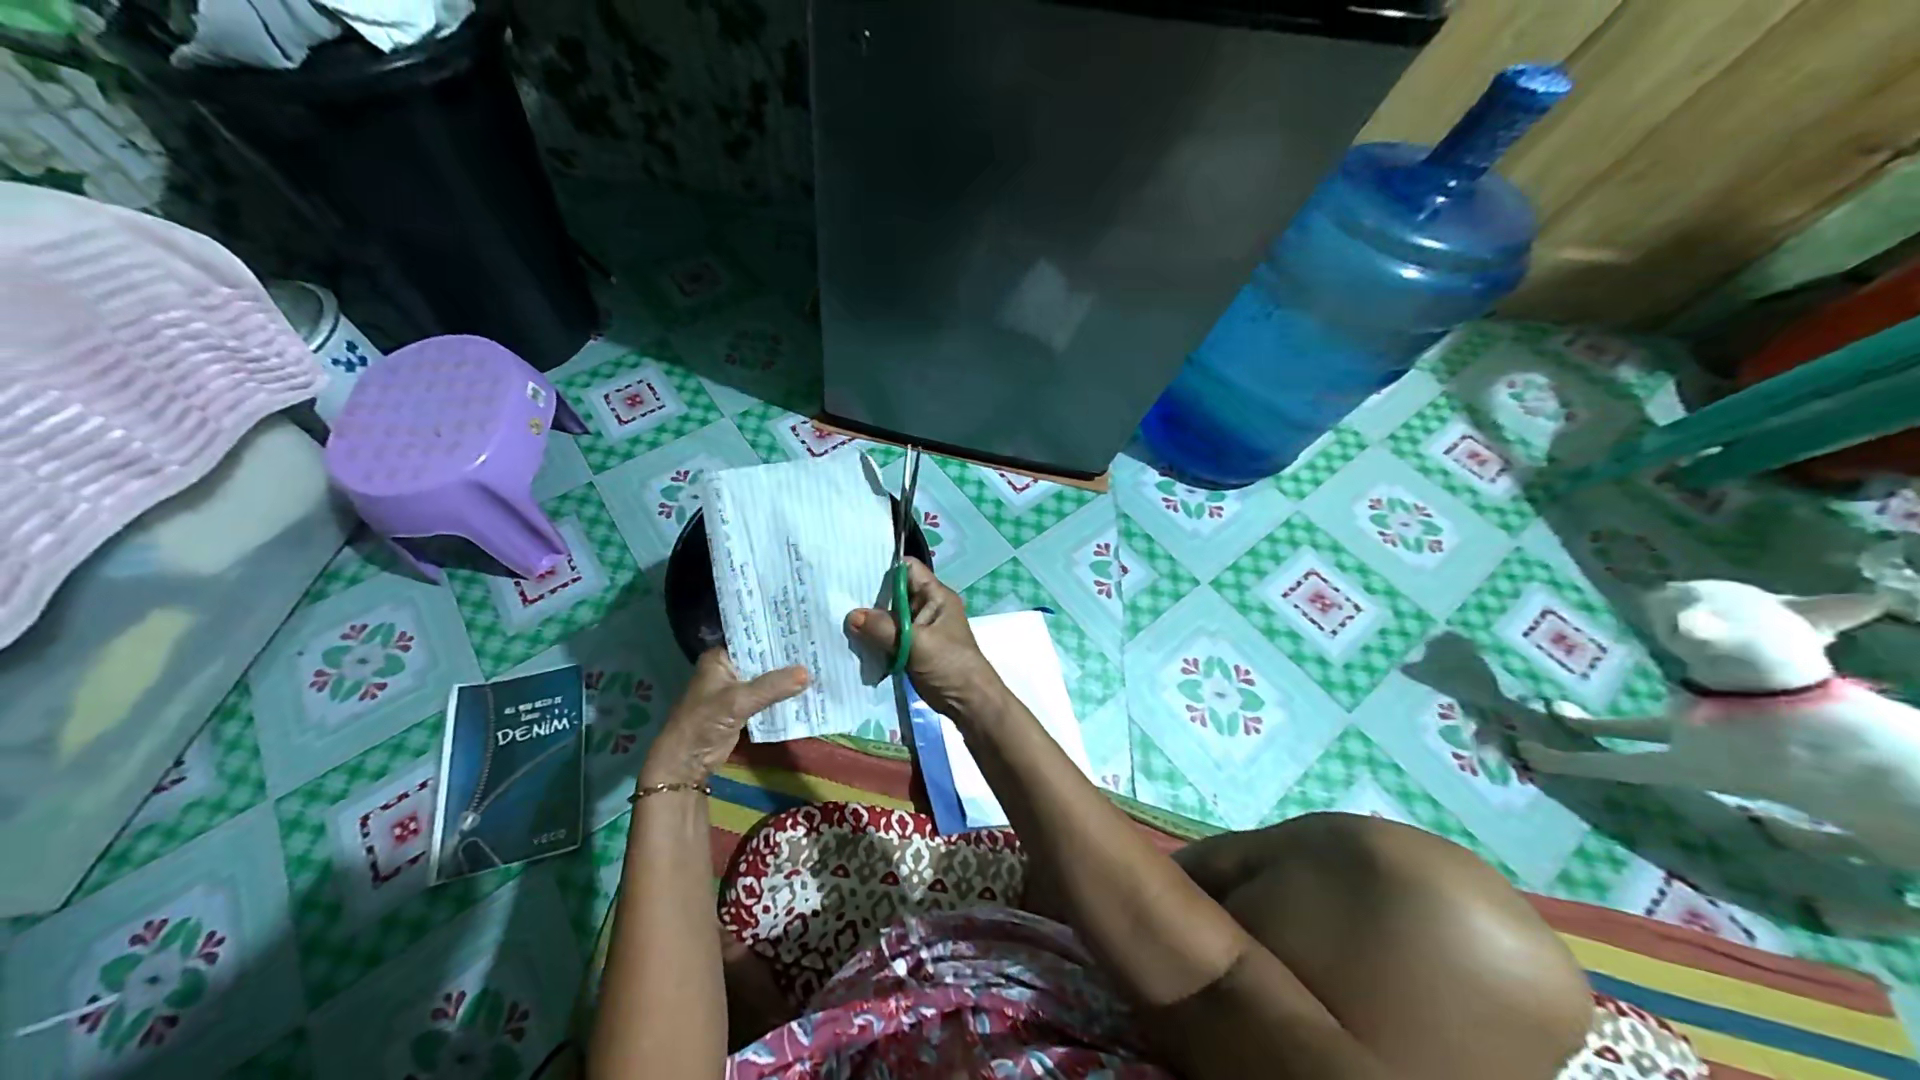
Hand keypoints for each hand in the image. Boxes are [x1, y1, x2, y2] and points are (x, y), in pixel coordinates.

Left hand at [640, 650, 808, 787]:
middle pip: (763, 659)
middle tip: (818, 647)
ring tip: (818, 664)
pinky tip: (808, 688)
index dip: (777, 635)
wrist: (686, 762)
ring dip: (788, 677)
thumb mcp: (738, 700)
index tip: (804, 630)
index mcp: (720, 658)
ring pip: (768, 678)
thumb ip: (772, 686)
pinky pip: (769, 696)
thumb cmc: (703, 722)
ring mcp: (737, 689)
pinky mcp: (744, 708)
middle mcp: (729, 669)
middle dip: (787, 657)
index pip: (753, 638)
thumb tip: (807, 673)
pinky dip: (784, 694)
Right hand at [845, 557, 1006, 719]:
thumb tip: (851, 616)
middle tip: (836, 596)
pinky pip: (888, 637)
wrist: (969, 703)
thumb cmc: (950, 665)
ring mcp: (918, 629)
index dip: (883, 567)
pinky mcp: (911, 648)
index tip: (854, 571)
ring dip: (868, 620)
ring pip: (888, 616)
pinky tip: (851, 640)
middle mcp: (926, 607)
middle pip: (893, 592)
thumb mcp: (916, 643)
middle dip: (869, 596)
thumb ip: (883, 628)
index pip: (907, 569)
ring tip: (837, 617)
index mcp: (935, 596)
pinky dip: (873, 639)